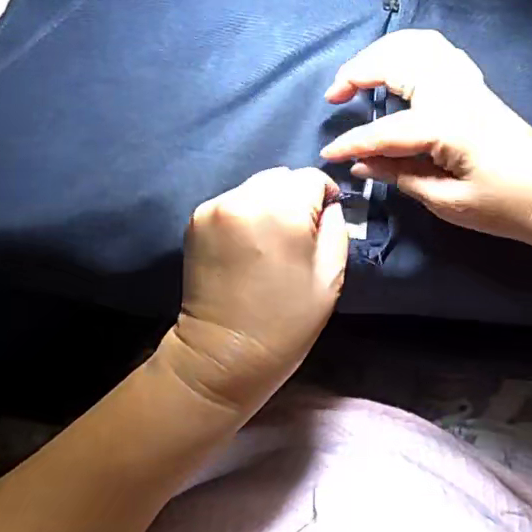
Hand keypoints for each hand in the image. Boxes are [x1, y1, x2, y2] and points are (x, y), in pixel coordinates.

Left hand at [156, 167, 348, 415]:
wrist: (222, 355)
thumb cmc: (285, 321)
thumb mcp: (330, 277)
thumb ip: (335, 229)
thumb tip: (328, 205)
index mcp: (282, 211)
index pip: (311, 177)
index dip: (323, 194)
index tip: (324, 219)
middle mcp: (244, 198)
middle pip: (281, 177)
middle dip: (294, 198)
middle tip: (296, 235)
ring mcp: (215, 207)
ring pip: (255, 186)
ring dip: (268, 203)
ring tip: (269, 242)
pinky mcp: (196, 219)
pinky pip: (232, 201)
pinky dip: (244, 214)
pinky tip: (246, 246)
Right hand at [318, 30, 531, 255]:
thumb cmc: (506, 206)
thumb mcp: (446, 201)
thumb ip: (399, 175)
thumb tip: (361, 164)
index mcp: (444, 124)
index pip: (383, 129)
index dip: (350, 143)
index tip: (327, 156)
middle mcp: (453, 92)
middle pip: (394, 62)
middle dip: (356, 72)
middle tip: (334, 96)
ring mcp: (467, 83)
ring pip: (416, 44)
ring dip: (380, 53)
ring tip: (358, 75)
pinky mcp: (475, 86)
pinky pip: (437, 50)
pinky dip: (409, 49)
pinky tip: (399, 66)